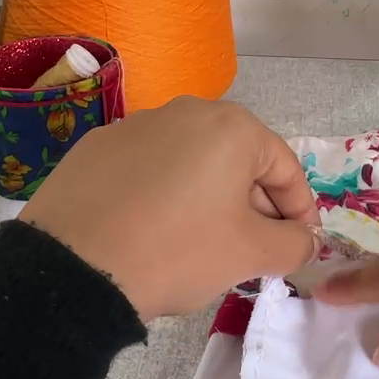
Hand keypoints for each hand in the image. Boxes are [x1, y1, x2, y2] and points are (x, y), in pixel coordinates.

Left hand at [22, 97, 317, 319]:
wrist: (72, 267)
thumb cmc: (178, 250)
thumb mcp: (249, 253)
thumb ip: (293, 243)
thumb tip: (306, 239)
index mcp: (231, 126)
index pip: (284, 166)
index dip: (300, 209)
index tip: (300, 243)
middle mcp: (186, 111)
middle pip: (238, 159)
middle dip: (254, 203)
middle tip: (254, 248)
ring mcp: (137, 124)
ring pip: (192, 162)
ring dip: (208, 196)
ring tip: (201, 241)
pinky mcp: (98, 146)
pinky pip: (149, 168)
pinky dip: (162, 193)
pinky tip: (151, 230)